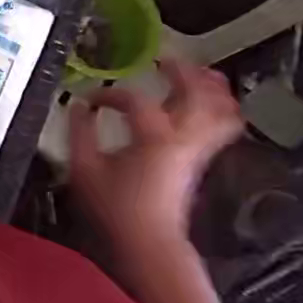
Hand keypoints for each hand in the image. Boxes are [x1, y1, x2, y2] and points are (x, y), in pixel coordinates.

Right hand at [68, 59, 241, 244]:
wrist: (148, 242)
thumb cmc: (114, 208)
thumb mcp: (84, 170)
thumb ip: (79, 134)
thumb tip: (77, 108)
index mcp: (152, 137)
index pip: (134, 100)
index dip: (111, 94)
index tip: (92, 99)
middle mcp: (182, 137)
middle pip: (196, 92)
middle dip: (181, 70)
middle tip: (162, 60)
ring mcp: (198, 148)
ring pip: (220, 107)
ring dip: (210, 86)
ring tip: (195, 72)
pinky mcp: (202, 158)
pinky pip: (224, 125)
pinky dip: (219, 107)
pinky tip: (206, 101)